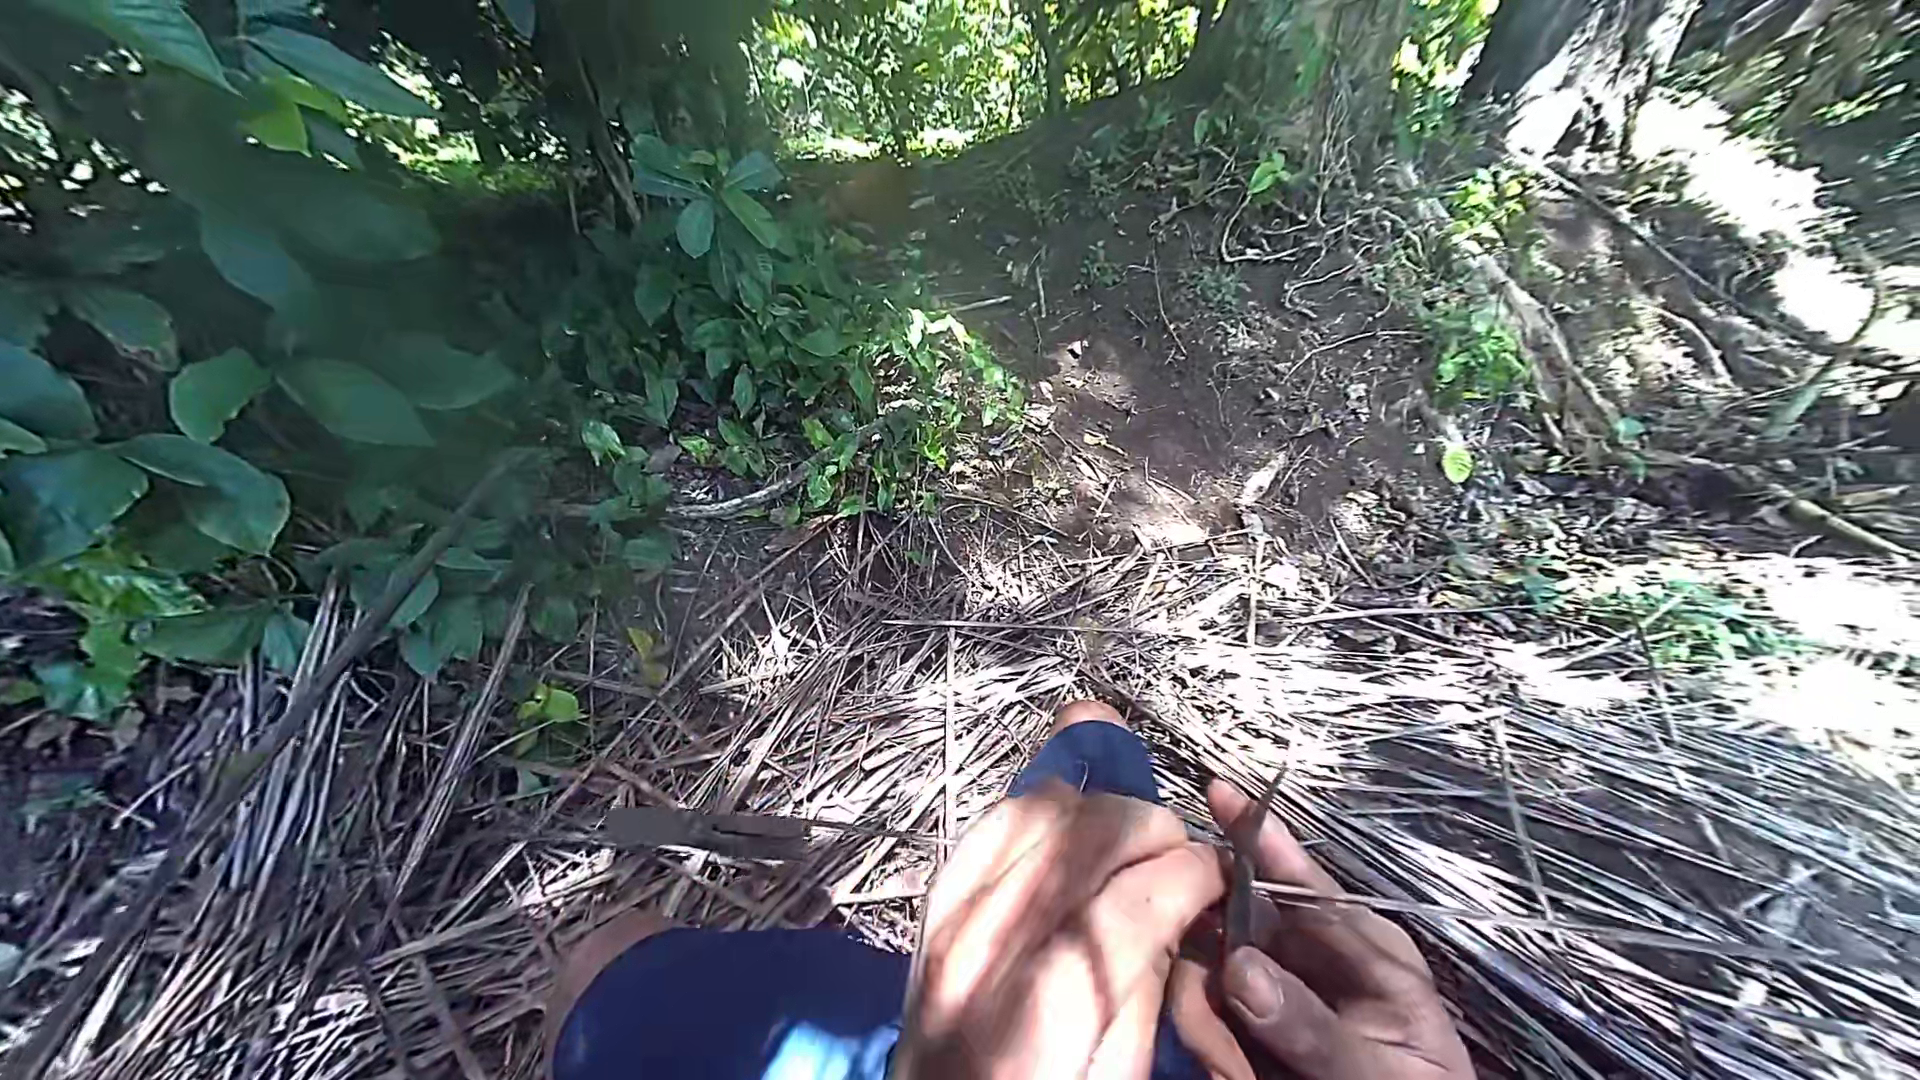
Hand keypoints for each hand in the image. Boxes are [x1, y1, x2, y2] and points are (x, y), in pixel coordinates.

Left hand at [894, 781, 1225, 1079]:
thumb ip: (1143, 996)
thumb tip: (1174, 907)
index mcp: (1034, 1021)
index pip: (1122, 910)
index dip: (1182, 876)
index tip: (1215, 869)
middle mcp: (983, 948)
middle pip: (1077, 842)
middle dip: (1145, 827)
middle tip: (1178, 847)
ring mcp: (950, 910)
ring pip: (1036, 813)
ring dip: (1098, 812)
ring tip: (1131, 837)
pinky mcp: (938, 891)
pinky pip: (996, 820)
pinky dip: (1044, 811)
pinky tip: (1073, 828)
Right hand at [1168, 780, 1474, 1079]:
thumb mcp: (1387, 1076)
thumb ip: (1316, 1026)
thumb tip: (1236, 969)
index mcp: (1353, 942)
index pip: (1297, 876)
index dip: (1253, 830)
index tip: (1218, 790)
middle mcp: (1298, 948)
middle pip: (1229, 909)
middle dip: (1204, 939)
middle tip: (1199, 988)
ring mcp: (1264, 982)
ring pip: (1202, 956)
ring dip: (1204, 1010)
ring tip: (1230, 1066)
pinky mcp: (1237, 1018)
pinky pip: (1198, 1004)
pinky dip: (1205, 1036)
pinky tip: (1226, 1068)